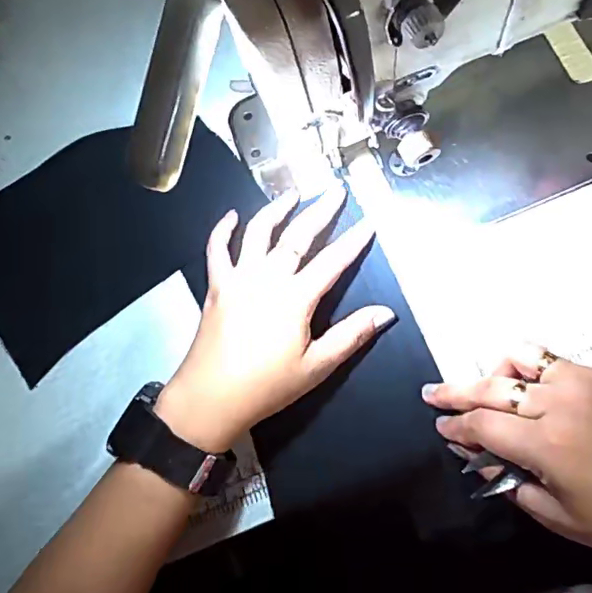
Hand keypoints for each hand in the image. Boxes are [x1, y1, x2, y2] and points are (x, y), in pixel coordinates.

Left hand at [155, 187, 393, 454]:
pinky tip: (232, 217)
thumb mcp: (316, 367)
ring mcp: (238, 280)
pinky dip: (224, 230)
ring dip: (276, 209)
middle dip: (320, 211)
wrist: (207, 400)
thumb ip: (351, 335)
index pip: (332, 261)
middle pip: (297, 236)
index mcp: (294, 299)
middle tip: (335, 192)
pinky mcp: (217, 287)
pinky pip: (217, 250)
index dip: (354, 240)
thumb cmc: (264, 387)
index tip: (369, 223)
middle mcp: (265, 280)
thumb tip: (384, 313)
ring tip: (291, 194)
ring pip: (258, 232)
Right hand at [427, 348, 591, 592]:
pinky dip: (538, 374)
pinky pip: (560, 363)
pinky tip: (538, 394)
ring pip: (526, 357)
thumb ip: (513, 481)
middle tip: (435, 393)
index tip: (440, 427)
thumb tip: (483, 457)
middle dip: (458, 390)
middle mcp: (563, 401)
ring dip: (499, 370)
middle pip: (494, 384)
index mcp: (548, 444)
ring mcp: (589, 380)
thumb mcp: (560, 518)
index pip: (483, 423)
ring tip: (491, 387)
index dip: (456, 426)